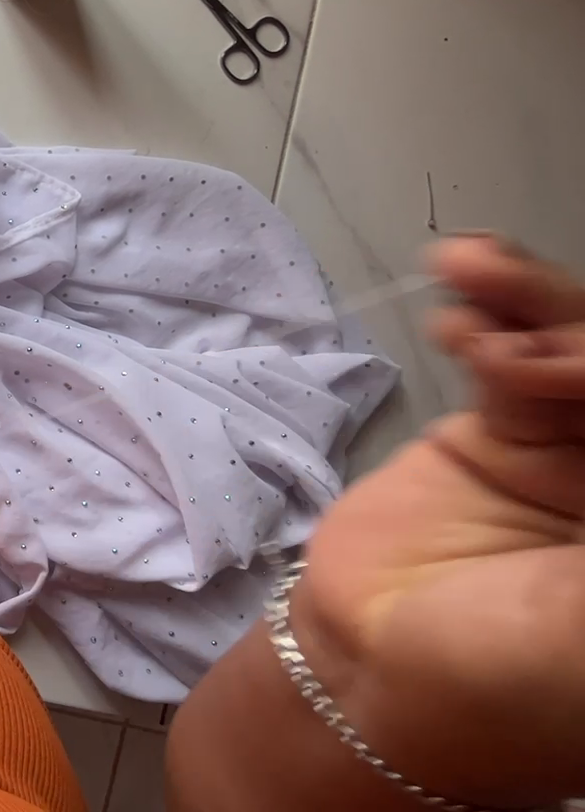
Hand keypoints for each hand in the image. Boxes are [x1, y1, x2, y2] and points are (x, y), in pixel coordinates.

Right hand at [296, 235, 584, 806]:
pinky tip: (461, 315)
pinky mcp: (503, 442)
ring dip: (530, 309)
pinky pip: (508, 373)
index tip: (576, 367)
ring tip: (473, 266)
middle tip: (525, 349)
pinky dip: (484, 331)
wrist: (380, 667)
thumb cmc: (520, 678)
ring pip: (578, 361)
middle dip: (584, 338)